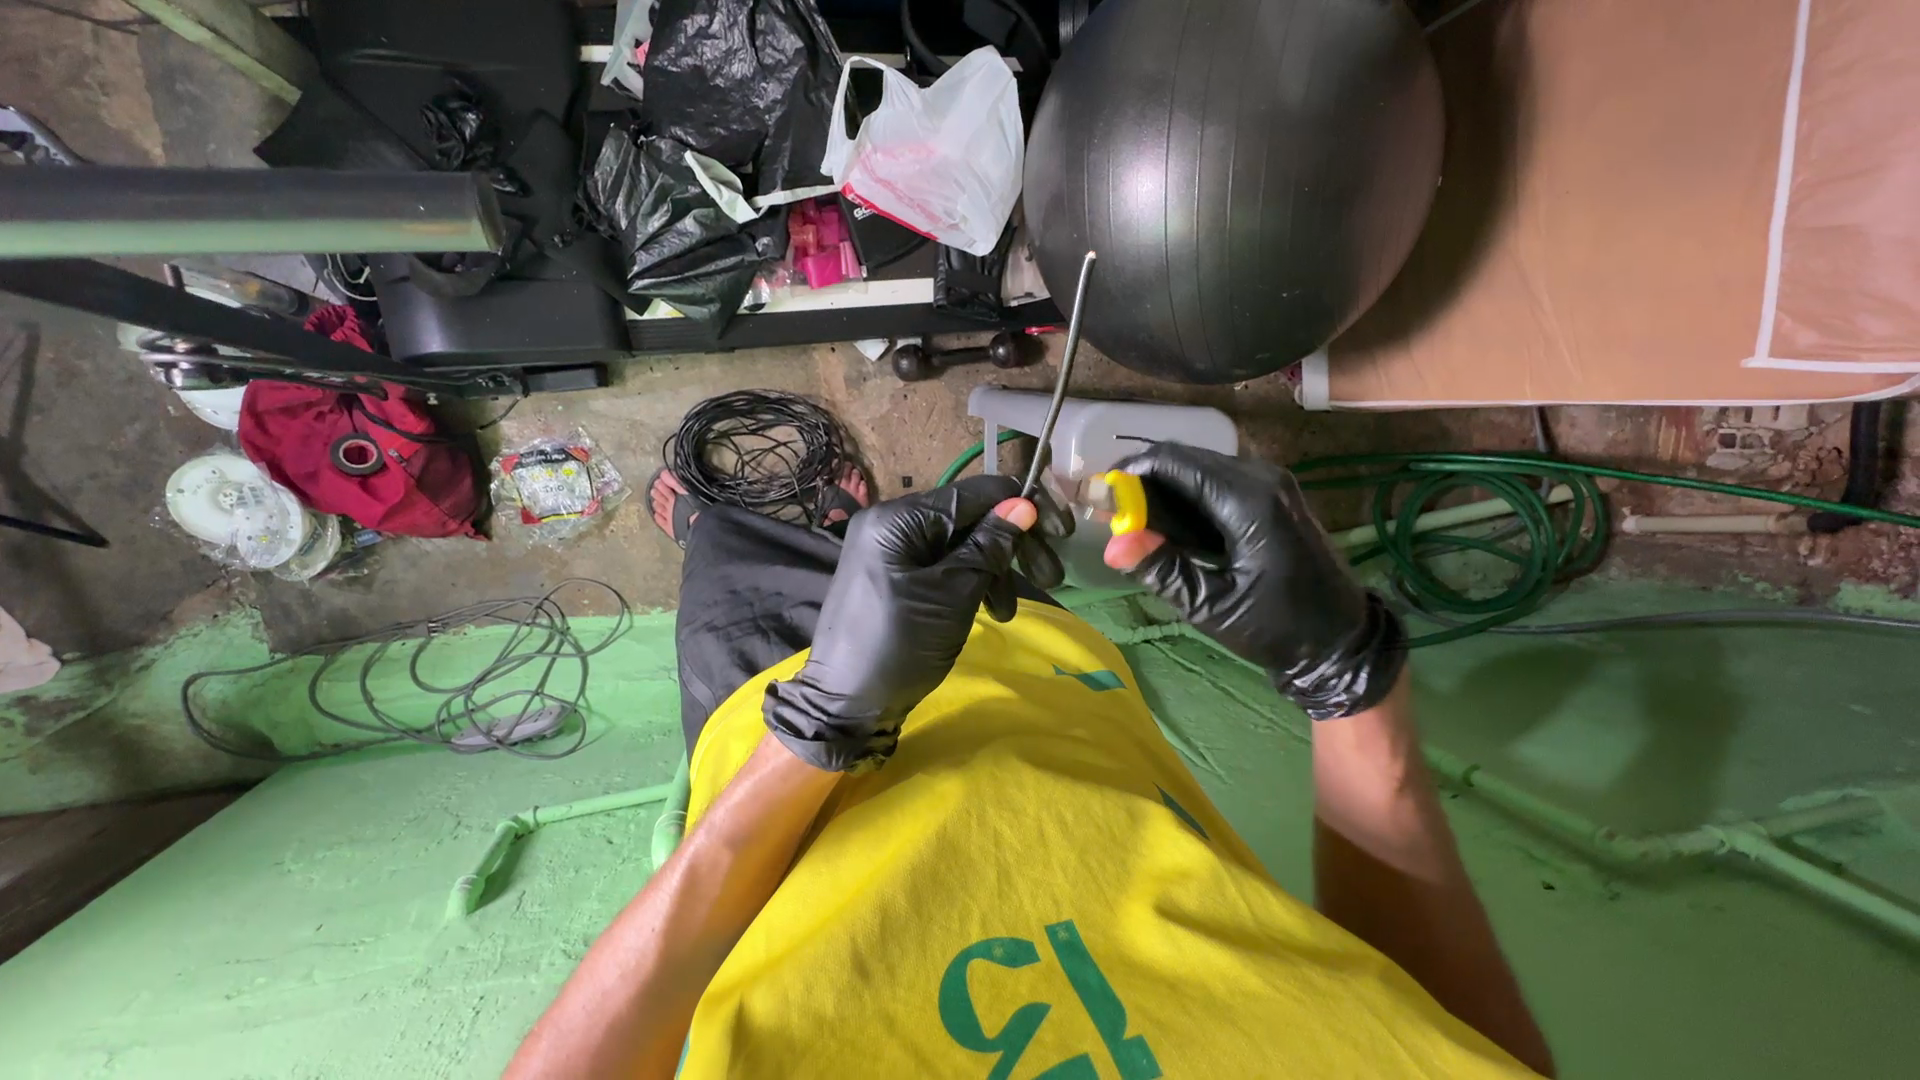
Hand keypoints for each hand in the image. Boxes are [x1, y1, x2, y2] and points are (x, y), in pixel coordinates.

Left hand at [765, 475, 1036, 770]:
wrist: (847, 704)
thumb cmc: (900, 644)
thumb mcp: (952, 595)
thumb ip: (988, 546)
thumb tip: (1024, 505)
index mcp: (898, 517)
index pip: (973, 493)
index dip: (1021, 506)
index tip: (1061, 531)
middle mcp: (890, 522)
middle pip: (967, 518)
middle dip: (1011, 546)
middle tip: (1051, 577)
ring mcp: (889, 550)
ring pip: (958, 545)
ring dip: (992, 571)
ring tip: (1007, 613)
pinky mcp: (893, 576)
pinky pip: (941, 565)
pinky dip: (969, 583)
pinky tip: (990, 611)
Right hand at [1102, 443, 1404, 719]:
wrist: (1342, 639)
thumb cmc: (1278, 627)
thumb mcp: (1212, 606)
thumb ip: (1163, 570)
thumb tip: (1113, 546)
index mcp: (1248, 500)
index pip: (1174, 461)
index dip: (1131, 472)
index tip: (1101, 496)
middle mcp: (1262, 477)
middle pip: (1186, 458)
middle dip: (1144, 481)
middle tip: (1113, 514)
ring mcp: (1272, 482)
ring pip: (1201, 467)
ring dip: (1165, 488)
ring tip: (1136, 524)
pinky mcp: (1274, 494)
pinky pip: (1219, 481)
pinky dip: (1188, 496)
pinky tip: (1172, 527)